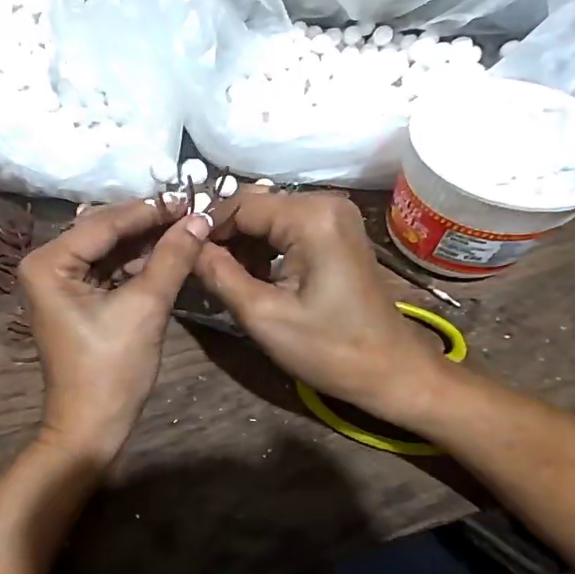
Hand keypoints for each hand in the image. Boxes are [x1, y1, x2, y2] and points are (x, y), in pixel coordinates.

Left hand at [19, 200, 210, 466]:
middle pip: (103, 232)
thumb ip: (171, 258)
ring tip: (186, 232)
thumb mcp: (146, 308)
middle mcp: (44, 265)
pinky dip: (134, 266)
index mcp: (48, 263)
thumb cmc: (112, 369)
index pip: (105, 223)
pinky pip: (106, 271)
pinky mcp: (72, 300)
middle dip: (147, 225)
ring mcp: (56, 283)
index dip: (150, 212)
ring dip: (144, 244)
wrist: (90, 428)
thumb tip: (199, 219)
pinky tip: (166, 257)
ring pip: (107, 250)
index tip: (189, 199)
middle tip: (191, 214)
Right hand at [195, 189, 451, 425]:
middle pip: (254, 206)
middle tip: (202, 273)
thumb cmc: (329, 348)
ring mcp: (335, 215)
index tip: (183, 259)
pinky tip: (253, 277)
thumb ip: (219, 275)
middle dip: (225, 237)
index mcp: (311, 217)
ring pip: (267, 217)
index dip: (206, 230)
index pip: (239, 205)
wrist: (391, 371)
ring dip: (243, 245)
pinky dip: (265, 248)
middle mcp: (325, 202)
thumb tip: (187, 247)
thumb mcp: (263, 315)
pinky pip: (287, 227)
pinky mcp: (337, 231)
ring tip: (225, 280)